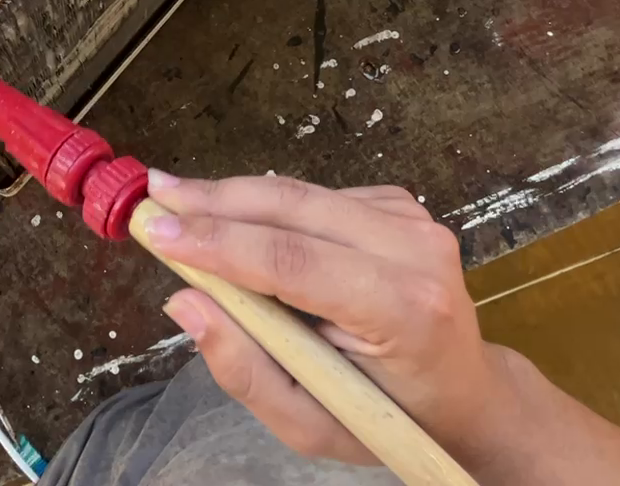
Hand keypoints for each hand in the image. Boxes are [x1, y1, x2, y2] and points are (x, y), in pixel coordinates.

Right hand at [145, 172, 512, 464]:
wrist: (466, 393)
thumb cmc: (386, 419)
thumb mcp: (311, 426)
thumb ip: (244, 370)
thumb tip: (183, 301)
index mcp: (404, 310)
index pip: (292, 261)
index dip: (218, 242)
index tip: (157, 230)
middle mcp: (414, 248)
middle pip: (290, 207)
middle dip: (213, 200)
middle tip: (153, 196)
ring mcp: (411, 218)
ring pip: (296, 192)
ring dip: (231, 196)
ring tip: (176, 200)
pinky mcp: (398, 202)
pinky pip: (312, 195)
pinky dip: (265, 205)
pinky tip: (239, 223)